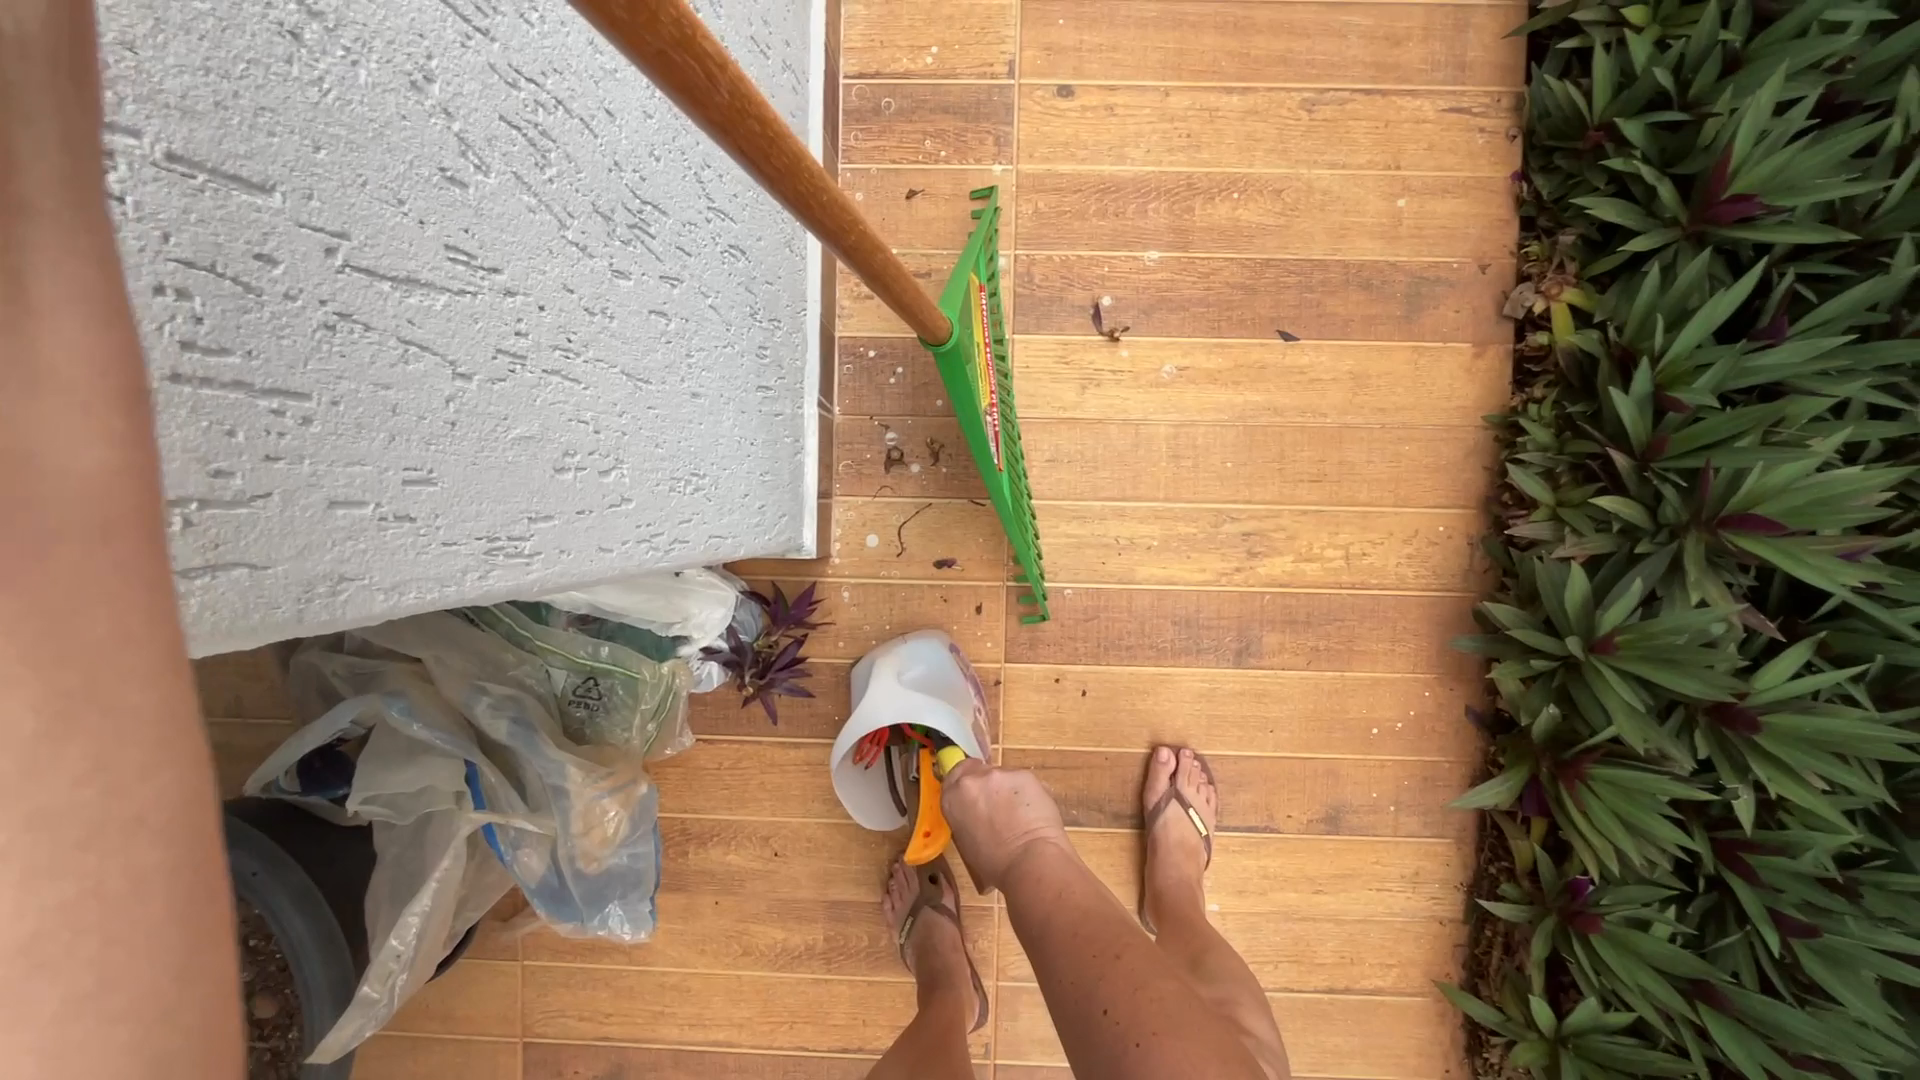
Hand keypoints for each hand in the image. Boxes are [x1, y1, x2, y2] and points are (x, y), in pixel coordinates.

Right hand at [940, 760, 1072, 891]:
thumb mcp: (966, 840)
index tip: (975, 796)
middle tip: (998, 805)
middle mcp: (973, 779)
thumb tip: (977, 813)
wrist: (1030, 860)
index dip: (967, 786)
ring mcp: (1000, 774)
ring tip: (1020, 814)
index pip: (954, 777)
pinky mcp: (1025, 774)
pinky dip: (1027, 794)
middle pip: (978, 771)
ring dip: (1008, 790)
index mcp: (952, 797)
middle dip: (987, 785)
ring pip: (1003, 776)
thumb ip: (966, 816)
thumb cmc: (995, 864)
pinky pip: (1023, 781)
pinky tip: (1033, 813)